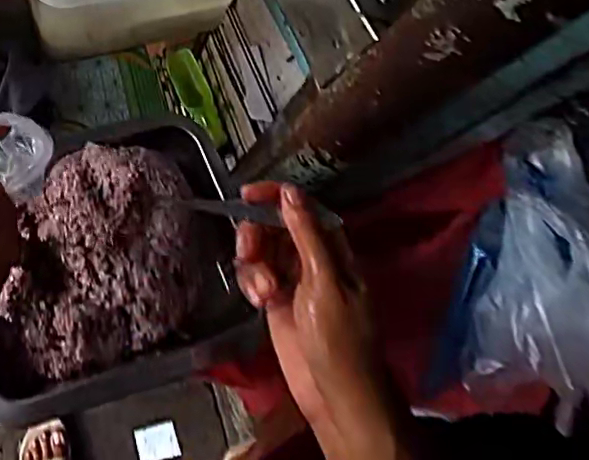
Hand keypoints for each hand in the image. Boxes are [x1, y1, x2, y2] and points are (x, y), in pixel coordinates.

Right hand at [234, 183, 411, 459]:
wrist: (336, 397)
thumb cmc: (340, 339)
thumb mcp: (325, 283)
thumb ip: (306, 235)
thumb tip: (290, 191)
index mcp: (329, 244)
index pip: (299, 205)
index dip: (274, 195)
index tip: (247, 194)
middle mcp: (308, 254)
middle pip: (272, 224)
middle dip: (256, 233)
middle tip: (249, 252)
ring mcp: (290, 276)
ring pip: (259, 247)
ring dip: (253, 264)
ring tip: (262, 291)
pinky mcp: (275, 297)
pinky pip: (253, 273)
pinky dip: (250, 282)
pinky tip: (258, 301)